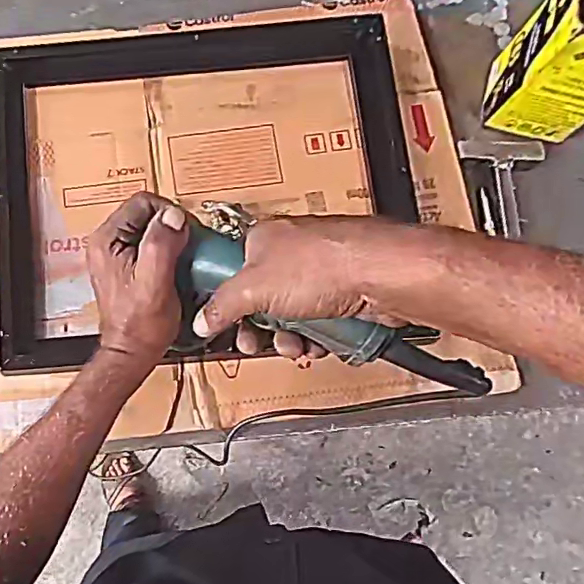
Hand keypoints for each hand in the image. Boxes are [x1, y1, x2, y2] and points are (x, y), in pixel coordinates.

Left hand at [87, 192, 189, 368]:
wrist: (132, 352)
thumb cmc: (141, 325)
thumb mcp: (155, 281)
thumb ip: (162, 244)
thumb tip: (174, 216)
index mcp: (107, 241)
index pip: (143, 202)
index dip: (170, 213)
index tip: (187, 232)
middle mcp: (107, 243)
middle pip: (147, 214)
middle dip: (172, 227)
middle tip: (189, 245)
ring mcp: (116, 256)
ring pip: (150, 230)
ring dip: (171, 240)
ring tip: (184, 257)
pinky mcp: (126, 268)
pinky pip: (150, 247)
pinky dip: (167, 252)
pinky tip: (176, 268)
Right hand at [193, 216, 411, 342]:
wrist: (381, 276)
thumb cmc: (327, 264)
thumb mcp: (255, 289)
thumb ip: (222, 306)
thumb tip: (201, 321)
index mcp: (263, 239)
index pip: (230, 271)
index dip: (225, 301)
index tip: (220, 322)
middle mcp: (290, 253)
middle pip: (260, 300)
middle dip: (261, 328)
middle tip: (257, 342)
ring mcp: (317, 274)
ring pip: (289, 316)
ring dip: (289, 338)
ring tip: (297, 345)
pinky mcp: (340, 294)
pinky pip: (316, 322)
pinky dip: (315, 338)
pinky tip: (318, 344)